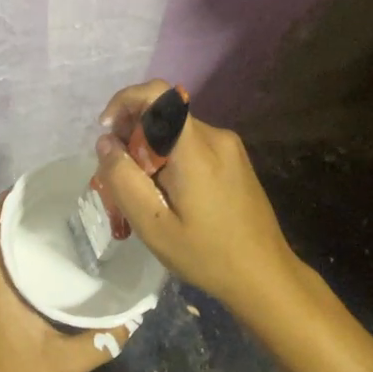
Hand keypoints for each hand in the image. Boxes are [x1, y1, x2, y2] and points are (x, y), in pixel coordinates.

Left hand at [0, 198, 125, 371]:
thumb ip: (103, 340)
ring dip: (3, 229)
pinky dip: (1, 248)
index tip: (29, 187)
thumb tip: (134, 316)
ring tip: (39, 217)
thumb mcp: (68, 362)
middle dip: (8, 210)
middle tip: (43, 198)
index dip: (2, 203)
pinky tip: (29, 253)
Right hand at [93, 80, 298, 308]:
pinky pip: (191, 145)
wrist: (266, 277)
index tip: (109, 133)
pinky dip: (169, 159)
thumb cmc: (208, 255)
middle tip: (121, 178)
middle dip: (132, 137)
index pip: (158, 94)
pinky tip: (168, 196)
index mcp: (196, 149)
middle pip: (162, 115)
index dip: (125, 100)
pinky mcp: (234, 160)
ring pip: (174, 132)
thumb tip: (106, 143)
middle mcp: (215, 137)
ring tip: (143, 194)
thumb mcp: (154, 226)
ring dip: (150, 151)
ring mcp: (229, 148)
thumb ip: (123, 180)